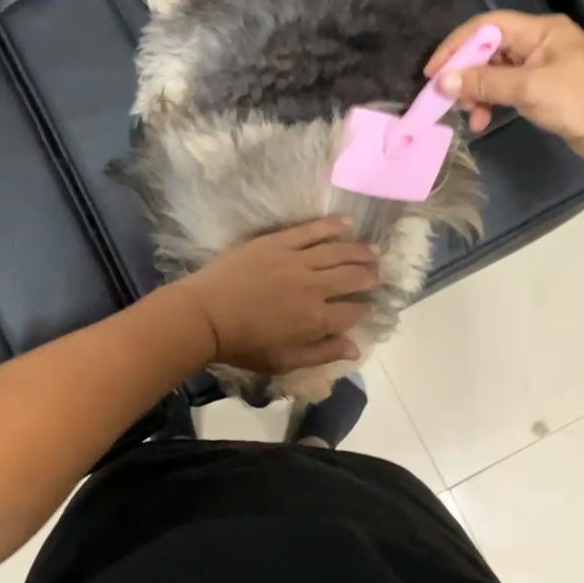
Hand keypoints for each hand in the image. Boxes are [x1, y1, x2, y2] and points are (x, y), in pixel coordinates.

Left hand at [175, 218, 378, 373]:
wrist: (205, 315)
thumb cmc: (242, 344)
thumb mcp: (284, 360)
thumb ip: (322, 353)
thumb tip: (355, 347)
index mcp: (317, 319)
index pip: (353, 312)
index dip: (364, 309)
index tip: (369, 306)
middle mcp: (314, 287)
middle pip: (352, 277)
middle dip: (369, 276)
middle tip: (378, 274)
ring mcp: (297, 260)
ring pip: (338, 251)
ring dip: (359, 250)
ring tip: (374, 250)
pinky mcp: (278, 242)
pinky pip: (312, 230)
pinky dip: (332, 225)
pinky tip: (348, 222)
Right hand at [425, 11, 583, 169]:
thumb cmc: (581, 102)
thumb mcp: (529, 89)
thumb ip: (484, 83)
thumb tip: (443, 82)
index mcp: (541, 30)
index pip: (487, 26)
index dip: (456, 46)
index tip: (432, 73)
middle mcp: (540, 42)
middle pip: (489, 48)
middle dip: (466, 73)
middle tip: (449, 99)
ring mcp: (543, 66)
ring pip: (496, 71)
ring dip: (478, 92)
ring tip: (471, 116)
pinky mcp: (545, 89)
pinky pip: (508, 88)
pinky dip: (493, 102)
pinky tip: (485, 120)